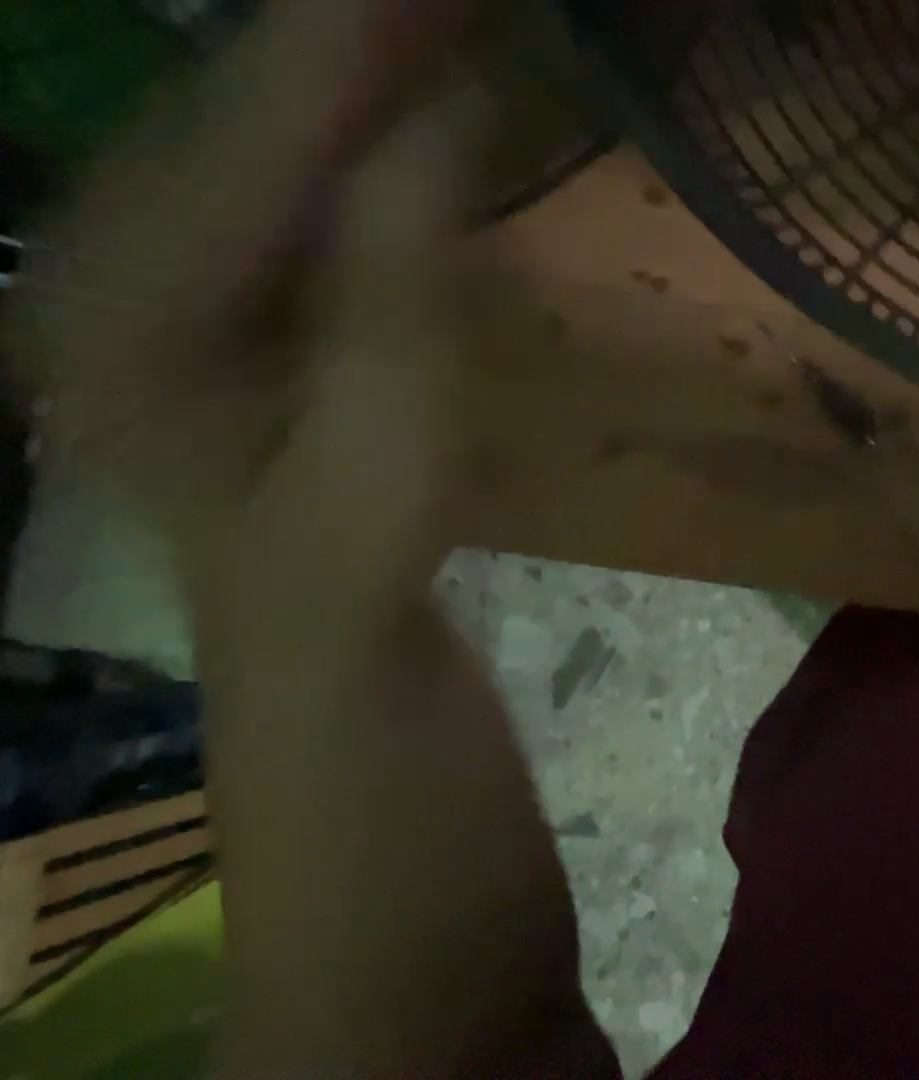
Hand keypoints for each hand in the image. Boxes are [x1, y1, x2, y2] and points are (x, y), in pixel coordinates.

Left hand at [8, 7, 615, 1072]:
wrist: (399, 873)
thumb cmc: (365, 758)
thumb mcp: (350, 549)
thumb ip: (376, 356)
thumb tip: (429, 151)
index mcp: (143, 372)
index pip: (244, 156)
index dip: (345, 48)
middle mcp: (173, 355)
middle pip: (258, 150)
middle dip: (363, 46)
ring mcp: (267, 395)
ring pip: (313, 204)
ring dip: (389, 112)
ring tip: (481, 41)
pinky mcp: (351, 435)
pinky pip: (374, 277)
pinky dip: (428, 209)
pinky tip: (482, 174)